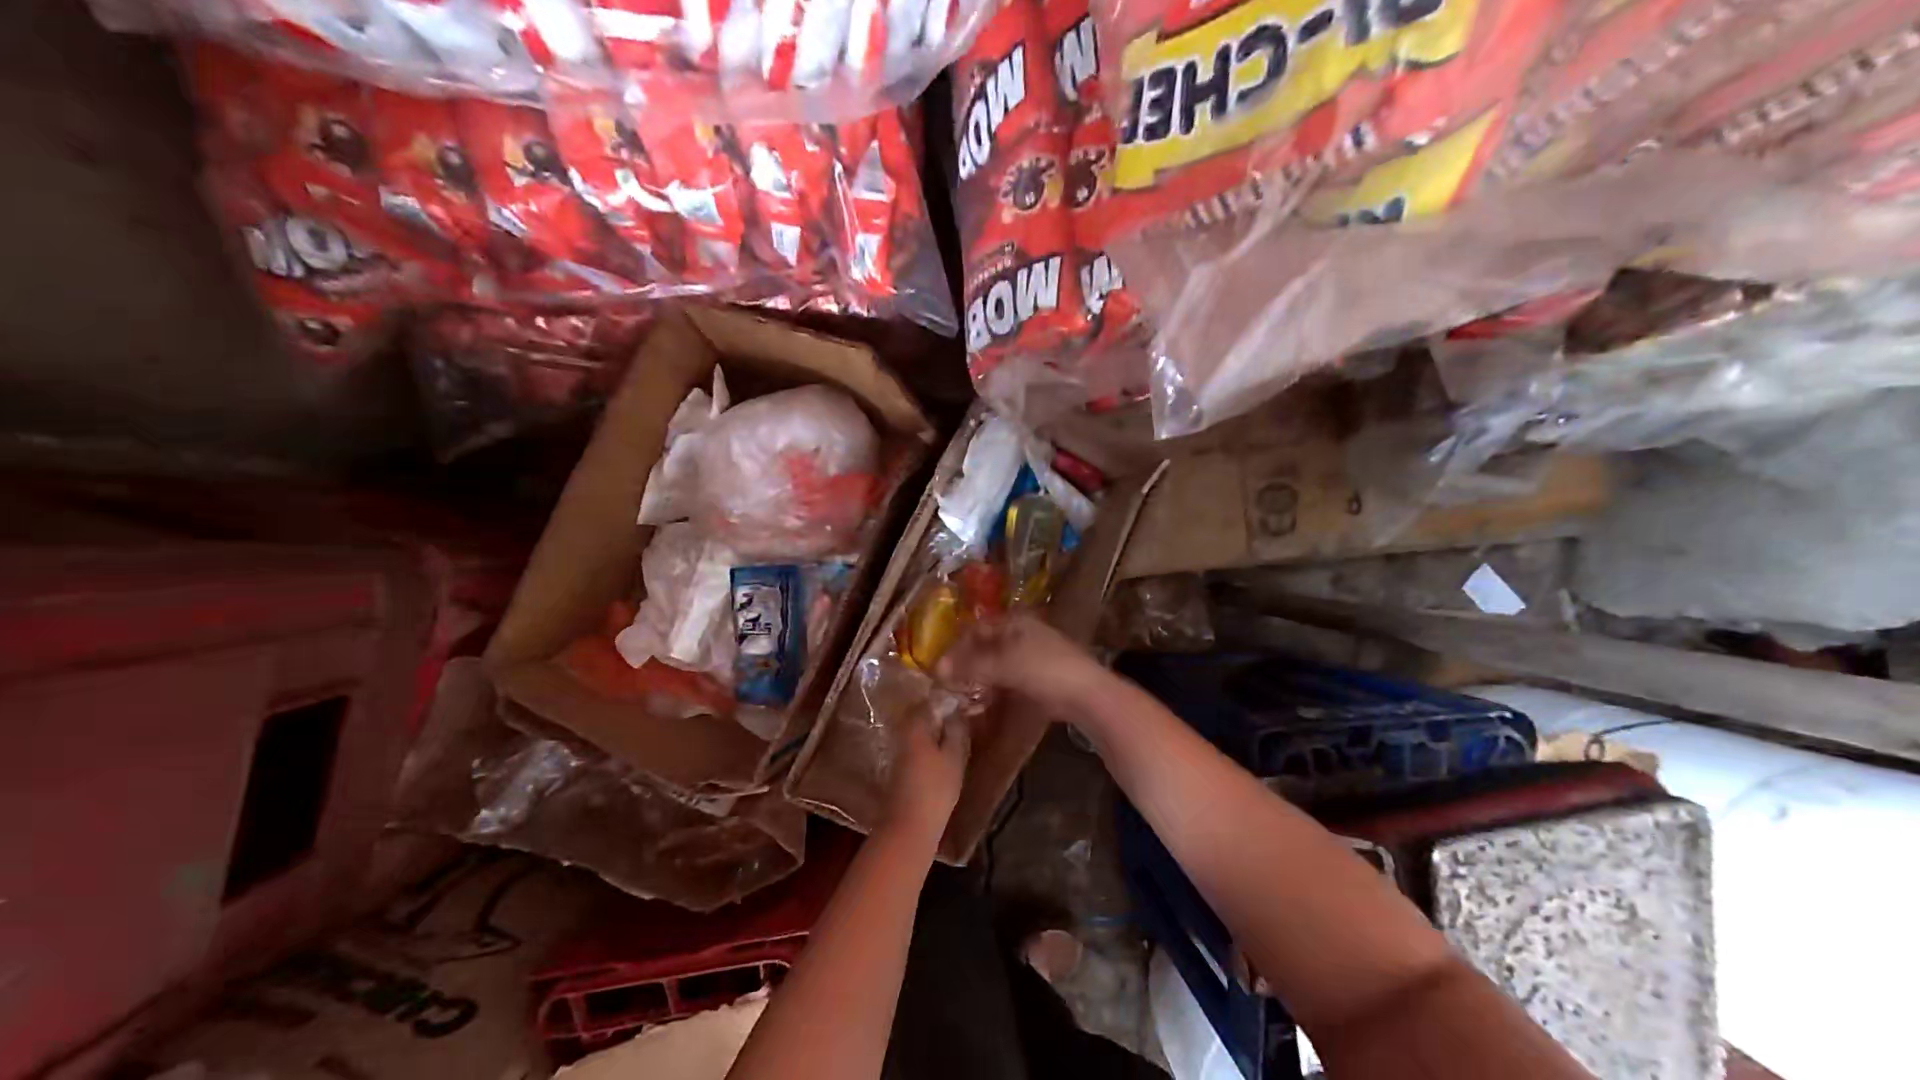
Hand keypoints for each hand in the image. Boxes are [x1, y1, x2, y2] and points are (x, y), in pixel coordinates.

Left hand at [884, 705, 970, 842]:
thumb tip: (956, 711)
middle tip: (963, 716)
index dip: (945, 699)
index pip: (927, 702)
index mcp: (915, 727)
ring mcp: (899, 753)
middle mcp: (902, 736)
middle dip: (940, 715)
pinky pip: (917, 748)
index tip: (963, 700)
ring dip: (935, 731)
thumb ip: (956, 731)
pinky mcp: (900, 770)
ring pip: (919, 733)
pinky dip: (930, 746)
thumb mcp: (953, 757)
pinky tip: (944, 754)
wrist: (910, 826)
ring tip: (957, 734)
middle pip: (921, 717)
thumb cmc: (935, 788)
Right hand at [936, 614, 1107, 717]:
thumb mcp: (1003, 665)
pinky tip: (980, 700)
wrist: (1086, 694)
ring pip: (993, 664)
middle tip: (946, 682)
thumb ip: (970, 665)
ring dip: (977, 677)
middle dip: (965, 663)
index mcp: (1014, 622)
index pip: (976, 628)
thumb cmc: (1044, 669)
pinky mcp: (1034, 678)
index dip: (957, 646)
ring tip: (959, 693)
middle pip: (984, 646)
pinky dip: (991, 687)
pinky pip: (1005, 679)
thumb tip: (938, 667)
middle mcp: (1019, 634)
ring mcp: (1028, 657)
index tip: (939, 666)